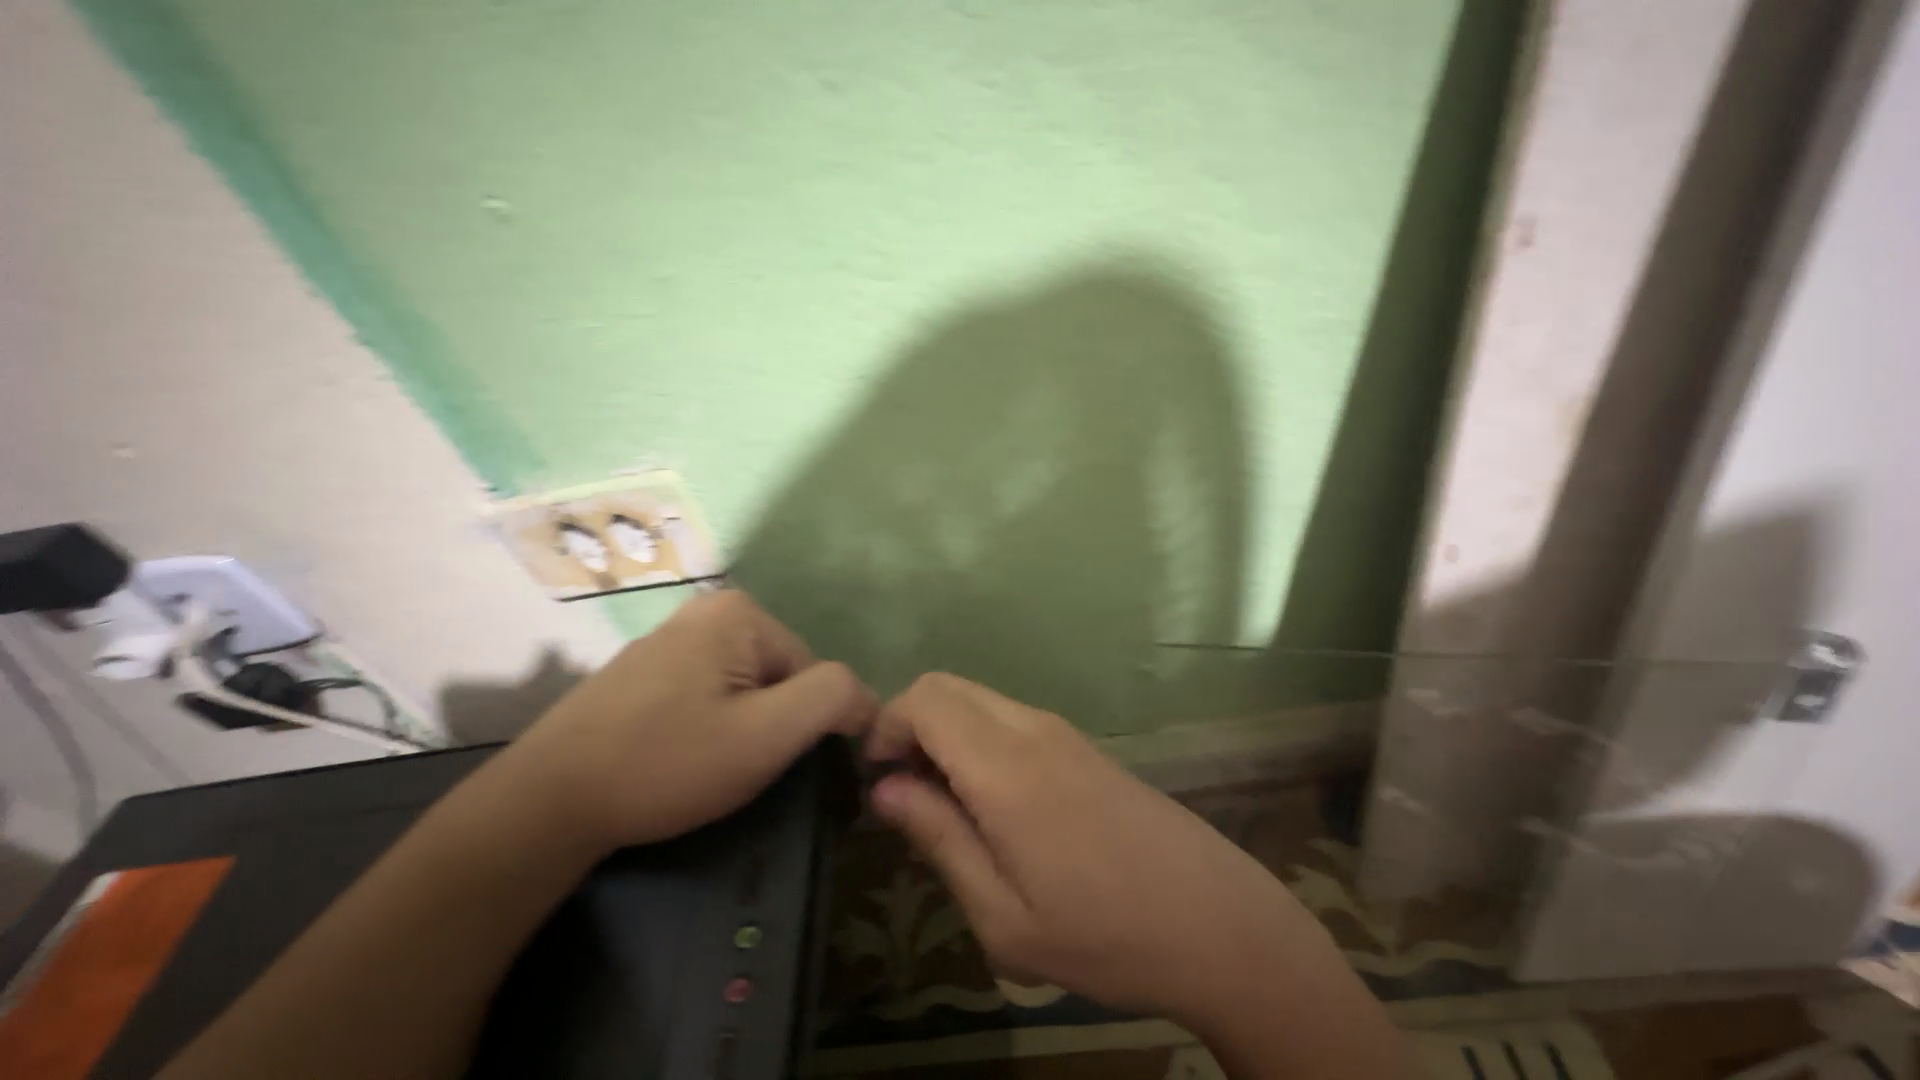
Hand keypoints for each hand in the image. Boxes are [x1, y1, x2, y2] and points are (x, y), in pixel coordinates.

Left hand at [491, 590, 876, 852]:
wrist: (549, 800)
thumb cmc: (666, 763)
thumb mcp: (767, 736)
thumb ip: (832, 699)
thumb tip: (867, 699)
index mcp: (741, 613)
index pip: (816, 674)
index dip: (804, 727)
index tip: (769, 765)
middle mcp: (706, 611)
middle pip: (779, 677)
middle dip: (769, 726)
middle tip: (731, 767)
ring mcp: (669, 638)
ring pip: (742, 690)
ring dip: (738, 730)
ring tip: (701, 768)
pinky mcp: (643, 670)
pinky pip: (705, 694)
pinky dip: (704, 727)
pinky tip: (674, 758)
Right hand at [863, 674, 1314, 1023]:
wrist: (1221, 928)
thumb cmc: (1104, 936)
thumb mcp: (1003, 915)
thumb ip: (939, 839)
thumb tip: (885, 787)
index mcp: (1007, 766)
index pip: (923, 698)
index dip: (884, 730)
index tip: (878, 786)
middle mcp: (1034, 730)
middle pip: (948, 687)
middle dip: (909, 727)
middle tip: (906, 797)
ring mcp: (1067, 734)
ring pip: (981, 702)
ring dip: (946, 737)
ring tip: (947, 812)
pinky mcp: (1089, 750)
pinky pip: (1013, 722)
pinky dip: (981, 744)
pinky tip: (996, 811)